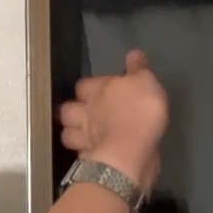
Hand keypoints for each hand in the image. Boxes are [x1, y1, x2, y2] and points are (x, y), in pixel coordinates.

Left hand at [60, 49, 169, 194]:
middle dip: (72, 110)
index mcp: (97, 91)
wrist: (131, 152)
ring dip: (72, 133)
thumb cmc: (140, 111)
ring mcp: (85, 138)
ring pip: (67, 134)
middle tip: (82, 112)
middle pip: (66, 110)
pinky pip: (82, 154)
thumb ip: (138, 68)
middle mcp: (86, 113)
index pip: (82, 85)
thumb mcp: (146, 82)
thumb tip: (132, 53)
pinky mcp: (90, 159)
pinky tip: (93, 152)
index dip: (88, 87)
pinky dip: (85, 152)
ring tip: (82, 133)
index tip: (98, 89)